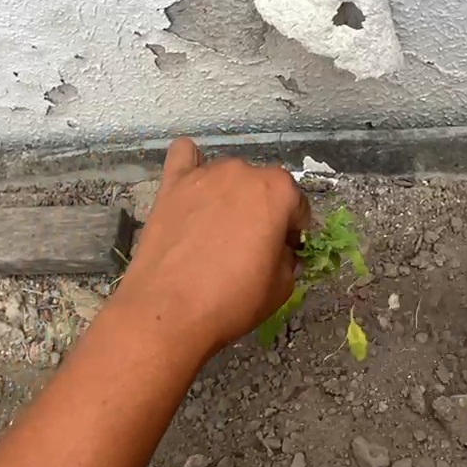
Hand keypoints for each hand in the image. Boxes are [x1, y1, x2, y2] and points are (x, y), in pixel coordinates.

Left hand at [110, 139, 310, 358]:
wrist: (169, 311)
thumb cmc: (232, 300)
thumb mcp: (282, 286)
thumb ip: (289, 256)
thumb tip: (281, 249)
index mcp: (278, 190)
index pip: (297, 205)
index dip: (293, 232)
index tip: (282, 253)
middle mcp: (243, 172)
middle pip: (262, 187)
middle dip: (262, 212)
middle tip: (249, 247)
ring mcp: (204, 174)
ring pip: (228, 176)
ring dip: (230, 196)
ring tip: (215, 231)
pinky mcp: (171, 183)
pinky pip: (184, 156)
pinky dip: (191, 166)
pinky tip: (191, 188)